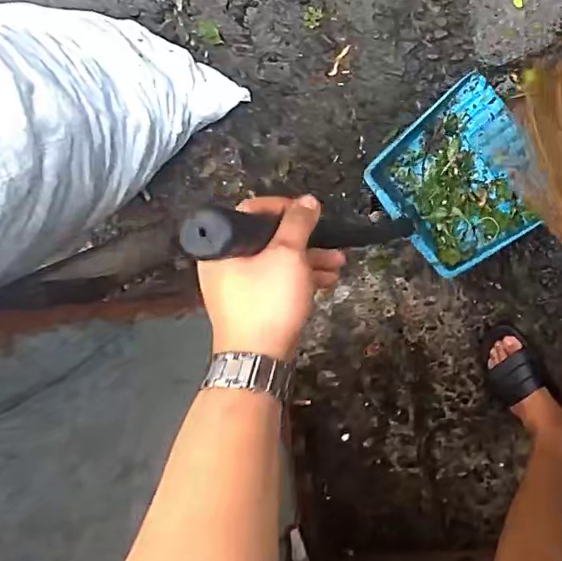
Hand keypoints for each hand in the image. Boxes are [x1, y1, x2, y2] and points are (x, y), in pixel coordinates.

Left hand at [196, 195, 345, 360]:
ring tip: (339, 262)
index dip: (281, 206)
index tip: (307, 211)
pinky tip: (328, 280)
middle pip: (268, 237)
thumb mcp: (288, 254)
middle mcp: (225, 263)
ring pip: (277, 261)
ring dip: (310, 258)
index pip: (250, 211)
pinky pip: (277, 280)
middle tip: (328, 237)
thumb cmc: (268, 301)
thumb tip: (308, 201)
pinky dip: (301, 277)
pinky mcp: (253, 304)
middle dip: (305, 238)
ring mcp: (238, 286)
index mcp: (222, 246)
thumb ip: (298, 223)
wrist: (258, 359)